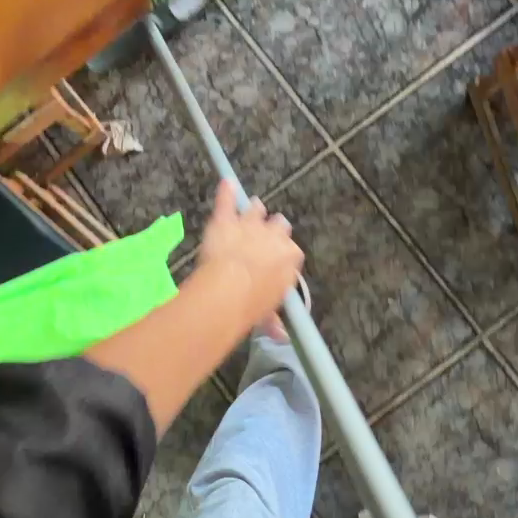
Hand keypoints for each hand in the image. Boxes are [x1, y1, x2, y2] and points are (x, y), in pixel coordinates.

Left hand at [193, 181, 302, 337]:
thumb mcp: (268, 313)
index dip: (282, 255)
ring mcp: (249, 224)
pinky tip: (226, 183)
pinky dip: (226, 192)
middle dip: (273, 228)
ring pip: (255, 211)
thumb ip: (273, 319)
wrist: (230, 288)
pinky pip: (227, 201)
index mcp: (290, 258)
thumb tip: (279, 335)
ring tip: (253, 206)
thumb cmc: (253, 304)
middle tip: (266, 233)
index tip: (275, 260)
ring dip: (254, 211)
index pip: (292, 252)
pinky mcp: (225, 219)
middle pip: (279, 225)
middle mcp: (274, 237)